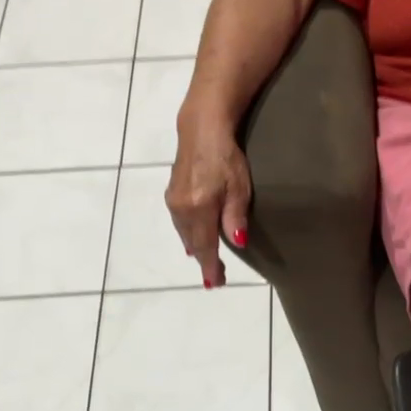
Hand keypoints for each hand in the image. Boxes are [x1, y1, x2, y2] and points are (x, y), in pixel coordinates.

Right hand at [165, 111, 251, 287]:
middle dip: (204, 260)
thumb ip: (235, 216)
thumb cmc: (227, 156)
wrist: (202, 126)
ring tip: (206, 261)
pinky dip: (189, 233)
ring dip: (196, 247)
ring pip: (185, 233)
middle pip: (193, 242)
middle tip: (215, 278)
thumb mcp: (239, 187)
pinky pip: (180, 222)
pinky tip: (194, 237)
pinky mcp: (172, 192)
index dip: (210, 266)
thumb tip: (237, 242)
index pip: (205, 246)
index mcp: (198, 208)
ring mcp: (174, 200)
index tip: (215, 284)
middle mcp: (181, 208)